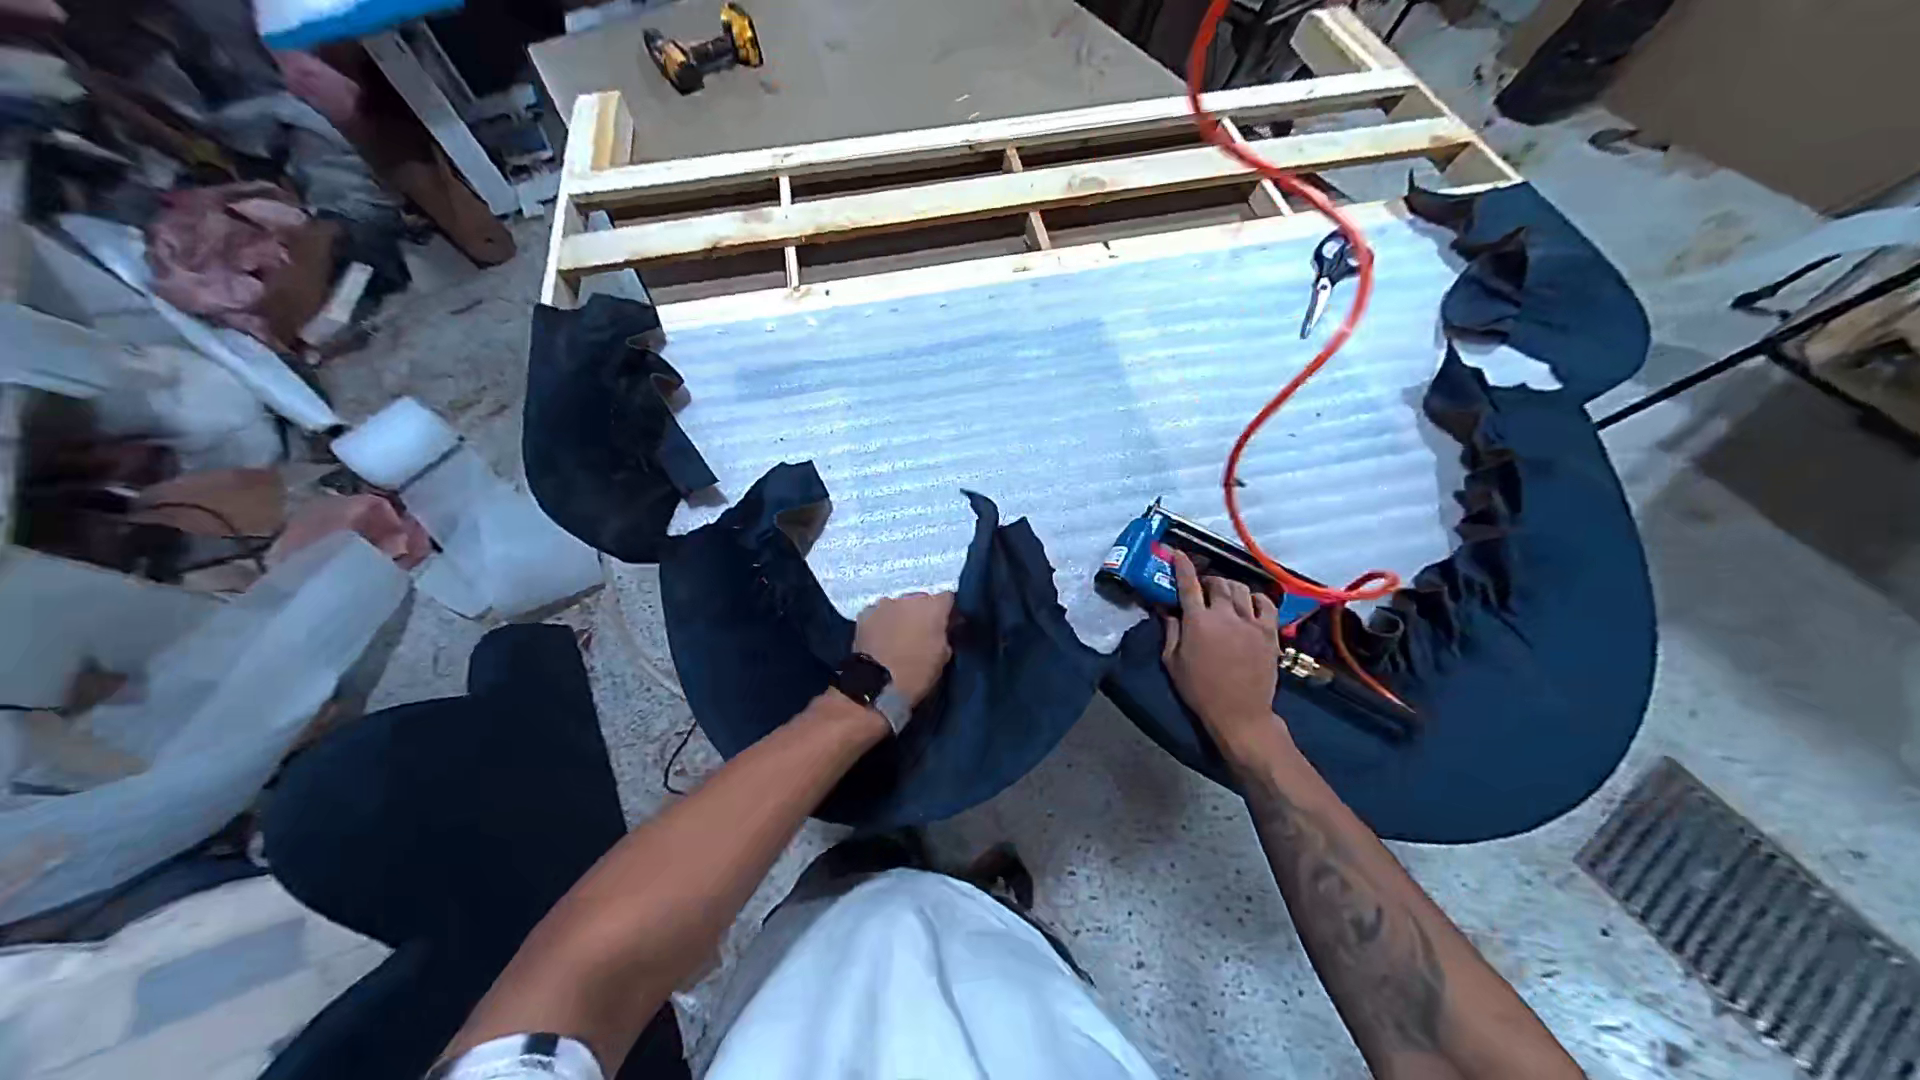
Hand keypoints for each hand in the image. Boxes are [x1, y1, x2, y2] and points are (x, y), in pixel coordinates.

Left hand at [852, 591, 954, 703]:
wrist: (876, 685)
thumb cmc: (916, 673)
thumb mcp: (943, 656)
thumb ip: (945, 634)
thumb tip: (943, 628)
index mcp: (933, 607)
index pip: (947, 598)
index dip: (947, 612)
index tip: (945, 625)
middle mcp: (909, 598)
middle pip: (921, 599)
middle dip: (922, 612)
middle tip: (920, 632)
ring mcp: (884, 603)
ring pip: (898, 605)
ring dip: (900, 616)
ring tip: (897, 636)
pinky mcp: (864, 613)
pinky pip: (878, 614)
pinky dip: (881, 623)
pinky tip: (879, 638)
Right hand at [1161, 551, 1286, 759]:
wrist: (1239, 713)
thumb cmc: (1199, 690)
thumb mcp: (1172, 661)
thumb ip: (1170, 631)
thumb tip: (1166, 610)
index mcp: (1197, 621)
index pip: (1188, 583)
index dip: (1182, 565)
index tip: (1178, 553)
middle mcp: (1225, 615)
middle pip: (1217, 582)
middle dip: (1207, 579)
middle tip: (1202, 587)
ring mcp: (1250, 622)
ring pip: (1241, 589)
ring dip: (1229, 586)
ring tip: (1224, 594)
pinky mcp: (1269, 632)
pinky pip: (1265, 603)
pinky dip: (1256, 597)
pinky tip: (1249, 602)